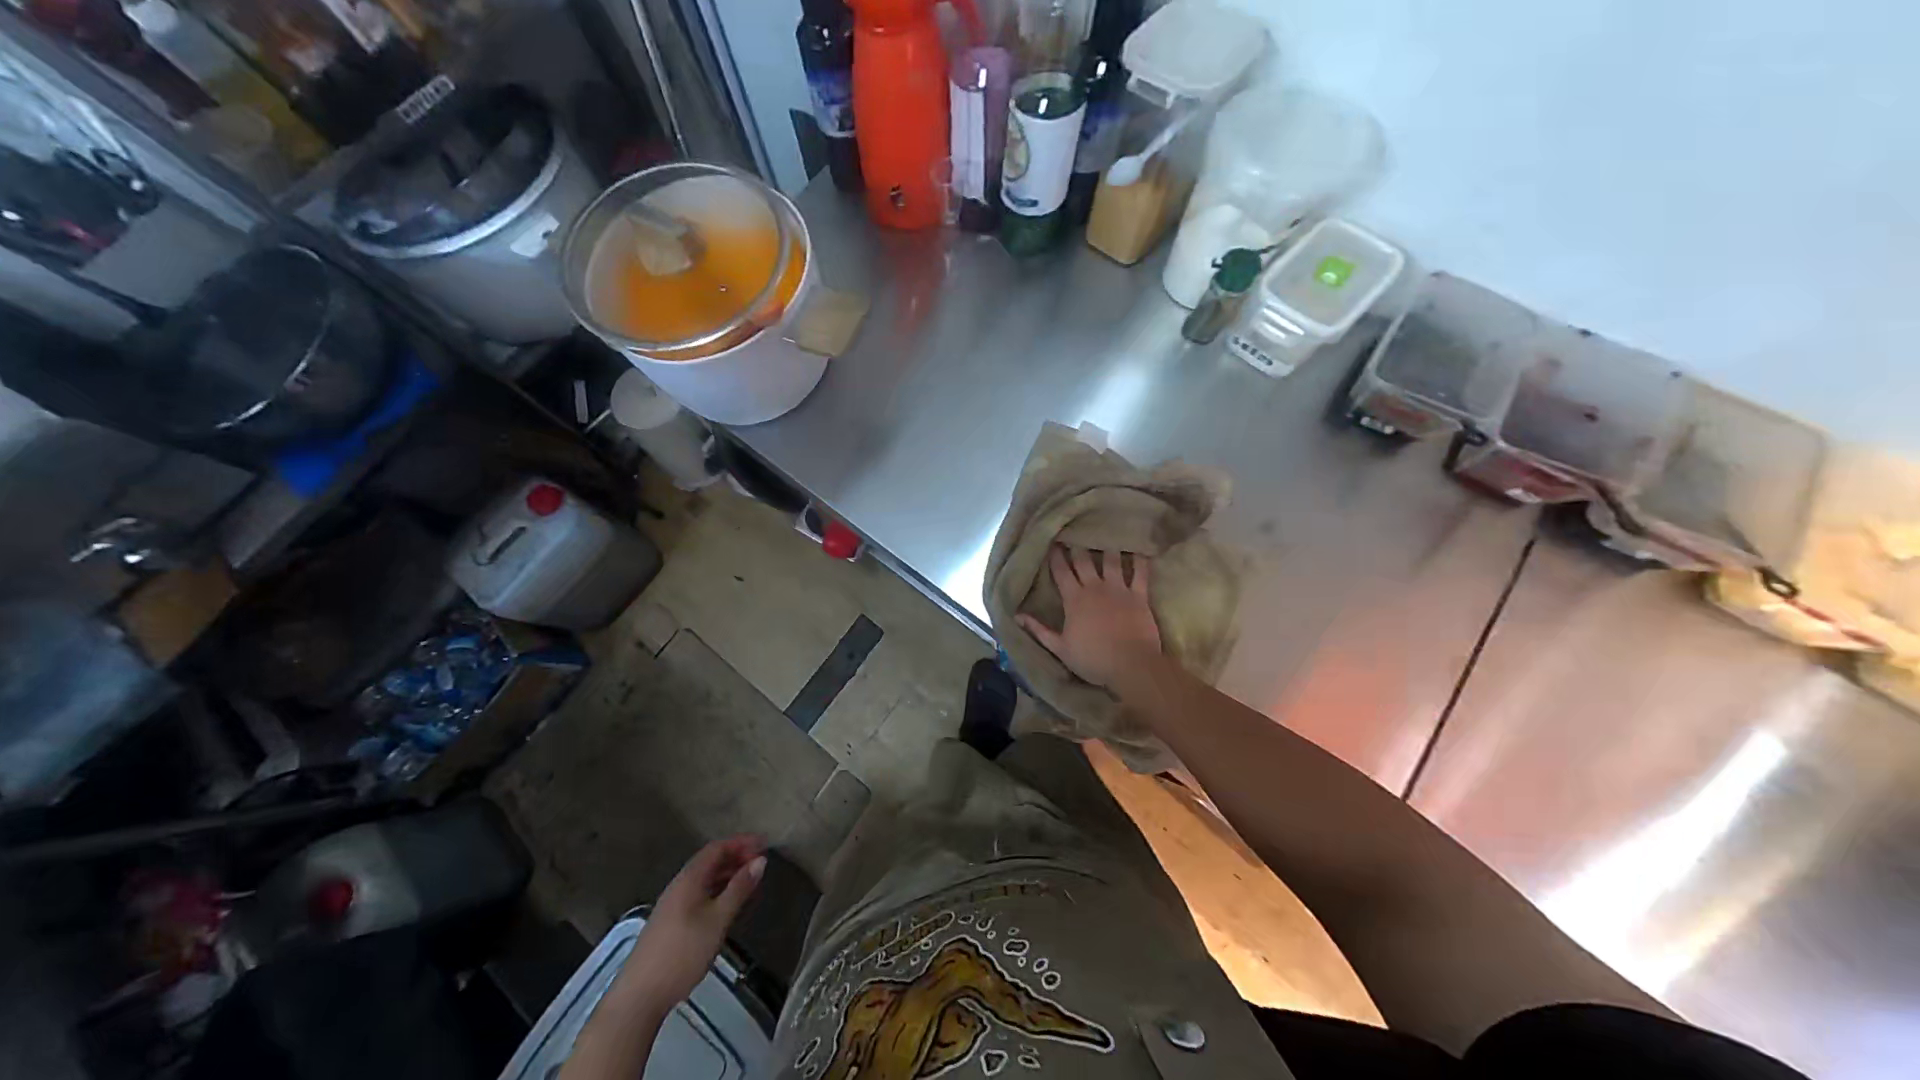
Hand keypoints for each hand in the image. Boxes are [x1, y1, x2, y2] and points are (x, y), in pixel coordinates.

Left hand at [621, 835, 765, 1008]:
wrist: (640, 995)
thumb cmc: (683, 952)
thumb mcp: (717, 919)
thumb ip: (739, 889)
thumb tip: (760, 861)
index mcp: (688, 879)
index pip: (716, 848)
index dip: (741, 842)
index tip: (764, 843)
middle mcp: (678, 886)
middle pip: (709, 861)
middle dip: (736, 857)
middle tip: (761, 862)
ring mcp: (672, 905)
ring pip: (704, 879)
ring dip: (727, 874)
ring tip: (750, 880)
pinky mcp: (671, 923)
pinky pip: (699, 894)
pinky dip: (718, 891)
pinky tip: (728, 904)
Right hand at [1017, 545, 1162, 689]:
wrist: (1130, 665)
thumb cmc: (1093, 659)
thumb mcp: (1060, 648)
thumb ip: (1039, 630)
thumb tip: (1018, 616)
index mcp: (1074, 599)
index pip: (1061, 572)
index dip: (1056, 556)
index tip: (1052, 542)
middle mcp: (1095, 588)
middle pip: (1084, 561)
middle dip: (1078, 546)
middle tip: (1075, 532)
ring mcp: (1118, 589)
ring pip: (1111, 561)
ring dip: (1107, 547)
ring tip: (1106, 535)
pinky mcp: (1139, 595)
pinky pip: (1140, 573)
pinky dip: (1140, 560)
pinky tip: (1140, 548)